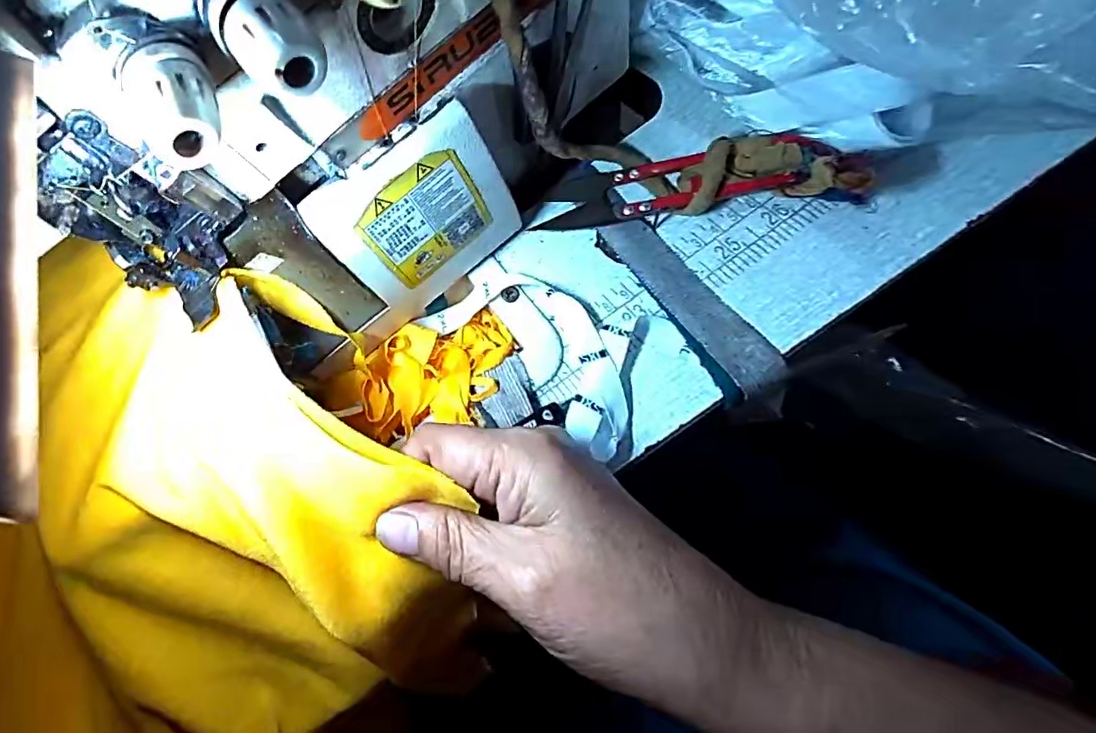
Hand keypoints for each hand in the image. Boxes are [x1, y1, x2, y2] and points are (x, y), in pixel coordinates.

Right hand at [375, 424, 770, 717]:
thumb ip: (448, 543)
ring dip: (452, 529)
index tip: (375, 524)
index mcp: (521, 453)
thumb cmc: (617, 610)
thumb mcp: (520, 579)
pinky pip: (499, 508)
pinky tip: (481, 577)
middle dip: (424, 508)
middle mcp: (532, 451)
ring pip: (472, 489)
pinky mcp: (561, 506)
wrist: (719, 652)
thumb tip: (382, 520)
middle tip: (405, 557)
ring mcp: (550, 478)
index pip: (432, 442)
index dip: (398, 478)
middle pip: (450, 463)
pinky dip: (481, 538)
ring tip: (439, 573)